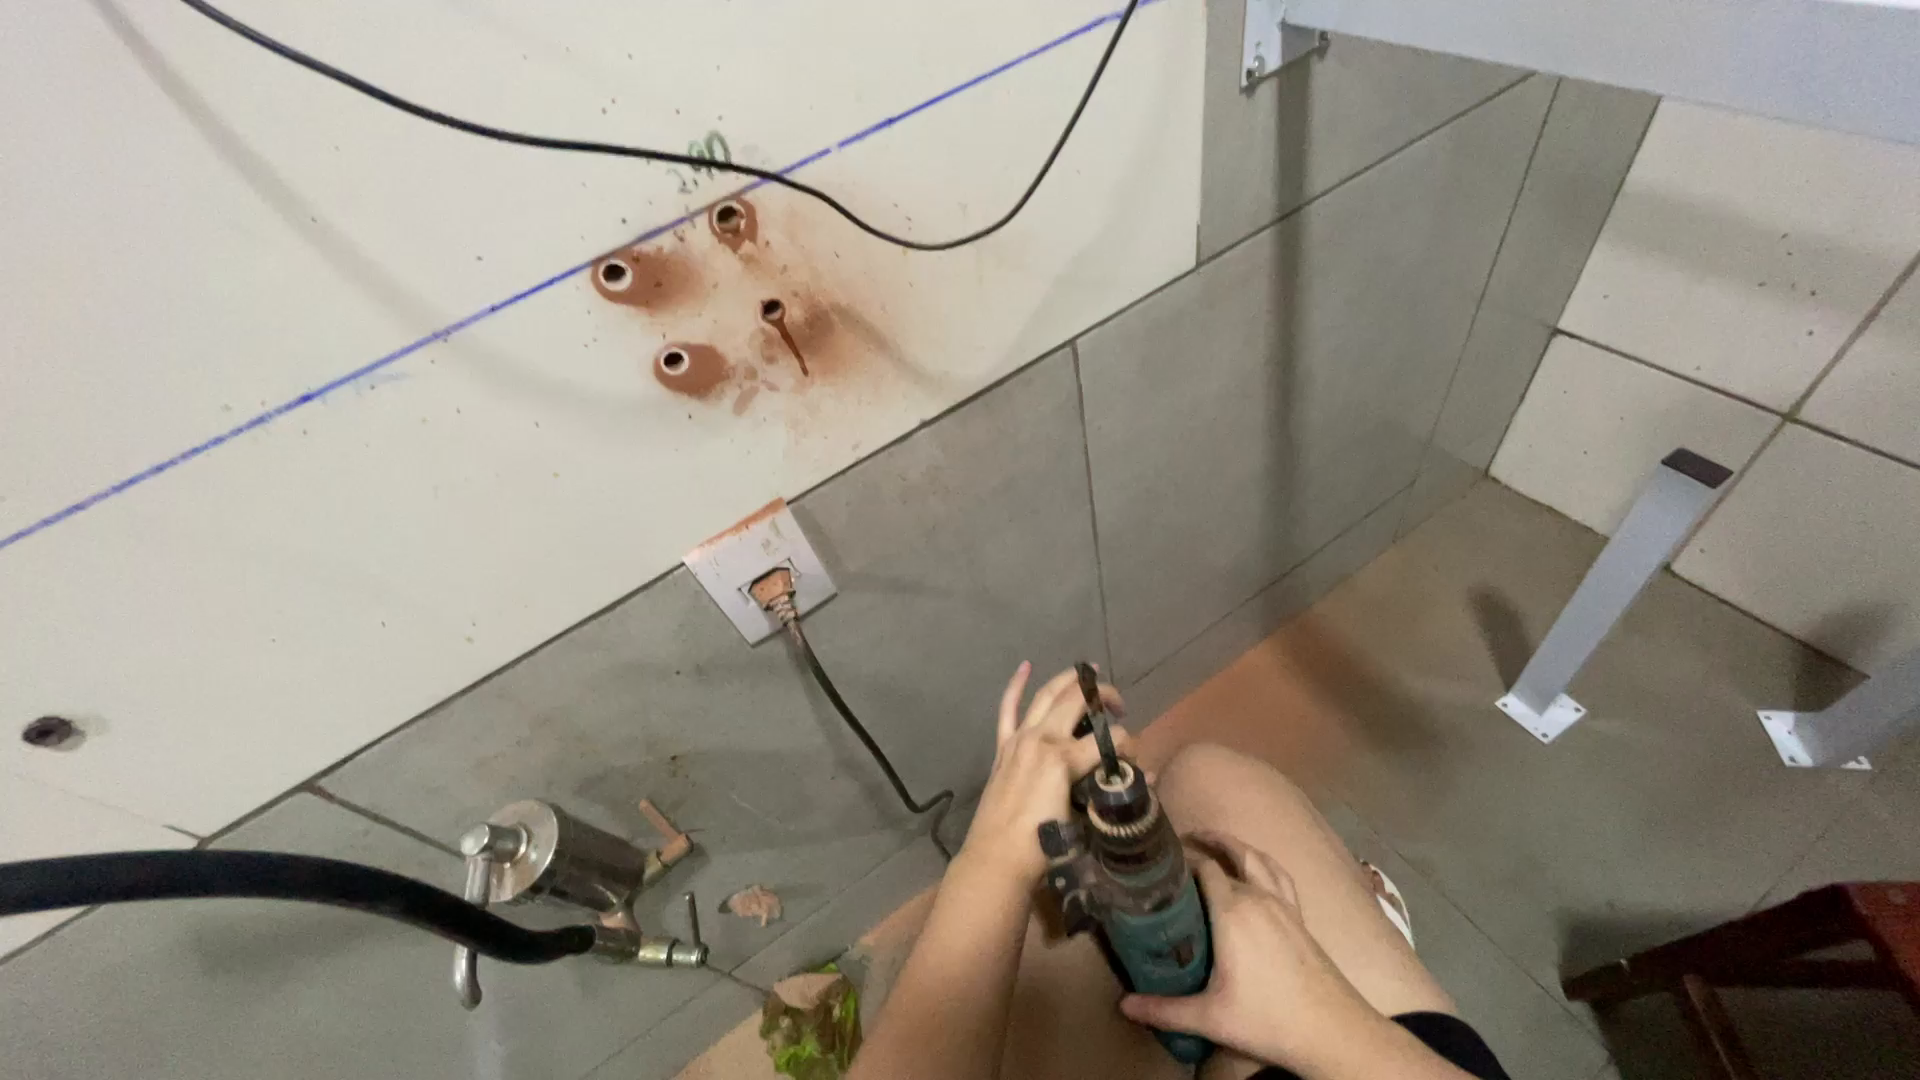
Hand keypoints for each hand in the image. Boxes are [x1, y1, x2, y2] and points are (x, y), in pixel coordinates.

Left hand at [956, 662, 1129, 888]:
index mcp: (1063, 758)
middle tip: (1119, 704)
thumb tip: (1146, 780)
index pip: (1109, 739)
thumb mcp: (1086, 821)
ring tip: (1087, 671)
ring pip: (1045, 696)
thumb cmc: (1045, 846)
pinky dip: (1015, 686)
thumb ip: (1114, 794)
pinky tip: (1025, 667)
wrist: (998, 859)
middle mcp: (1041, 738)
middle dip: (1102, 695)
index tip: (1134, 758)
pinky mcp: (1003, 747)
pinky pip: (1008, 709)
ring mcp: (1020, 739)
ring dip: (1067, 680)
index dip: (1129, 744)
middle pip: (1076, 701)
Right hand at [1120, 833, 1390, 1075]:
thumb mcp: (1211, 1018)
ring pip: (1256, 858)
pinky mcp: (1301, 916)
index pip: (1203, 868)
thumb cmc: (1270, 1020)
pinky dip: (1264, 862)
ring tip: (1215, 840)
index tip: (1162, 864)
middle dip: (1203, 846)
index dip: (1182, 860)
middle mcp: (1257, 897)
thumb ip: (1164, 1010)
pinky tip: (1257, 865)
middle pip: (1227, 857)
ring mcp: (1283, 904)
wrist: (1335, 1033)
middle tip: (1181, 844)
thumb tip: (1124, 1006)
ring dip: (1234, 845)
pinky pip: (1280, 875)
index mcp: (1232, 911)